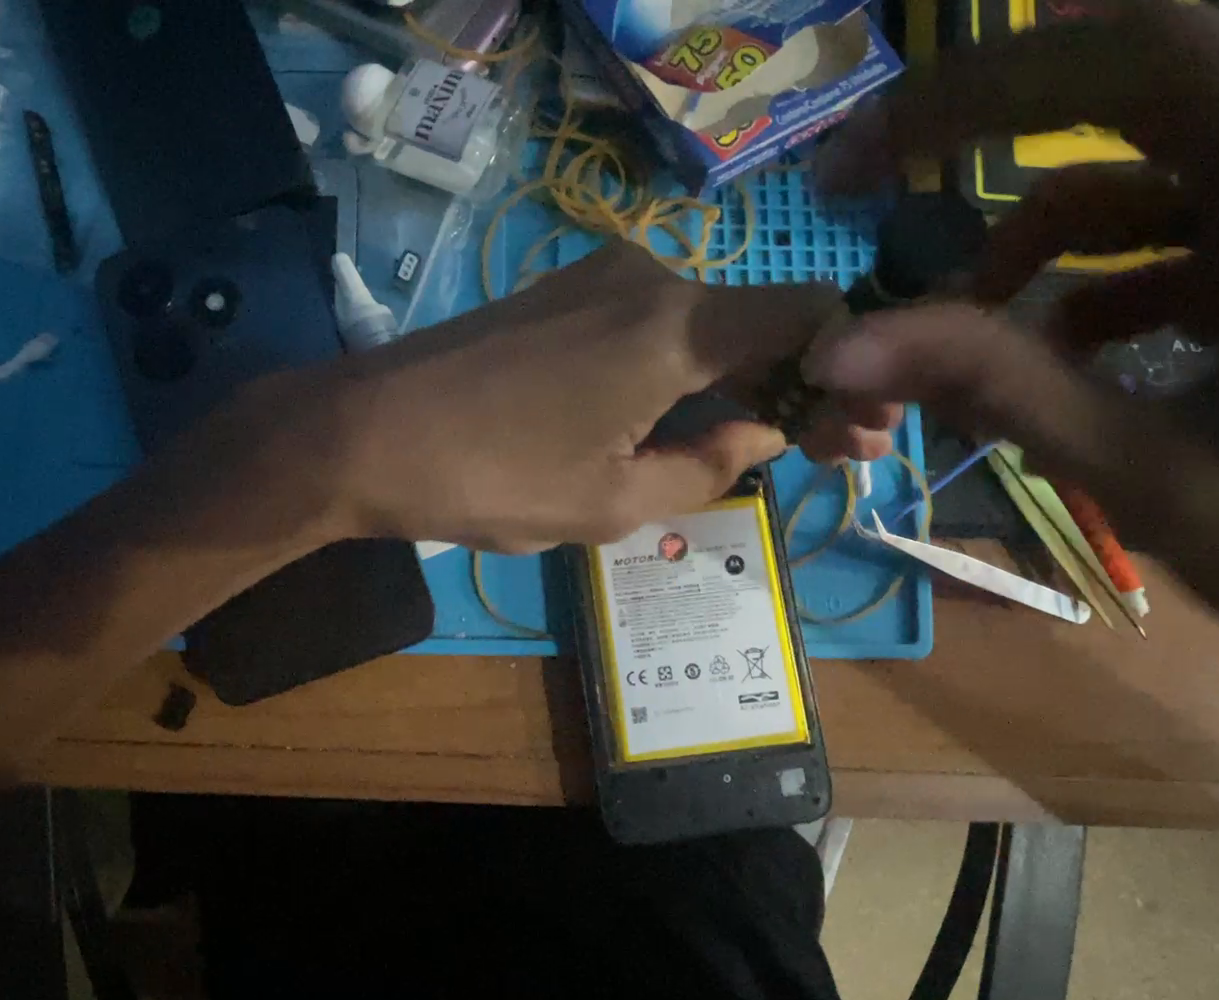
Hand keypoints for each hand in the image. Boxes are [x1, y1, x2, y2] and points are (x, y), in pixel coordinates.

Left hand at [297, 243, 893, 552]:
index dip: (848, 371)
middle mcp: (650, 279)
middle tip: (818, 454)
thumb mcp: (614, 502)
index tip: (853, 432)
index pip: (810, 316)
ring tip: (746, 448)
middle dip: (797, 384)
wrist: (364, 433)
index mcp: (677, 326)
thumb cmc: (492, 477)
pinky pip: (650, 324)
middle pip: (759, 319)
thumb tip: (765, 430)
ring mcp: (599, 278)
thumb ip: (710, 463)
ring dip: (737, 379)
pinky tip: (674, 419)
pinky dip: (681, 369)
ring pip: (703, 323)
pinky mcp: (561, 293)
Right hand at [806, 0, 1218, 705]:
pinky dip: (1098, 277)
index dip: (973, 89)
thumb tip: (834, 351)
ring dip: (1034, 242)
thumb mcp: (1165, 482)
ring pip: (1150, 168)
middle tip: (866, 197)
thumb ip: (999, 394)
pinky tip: (1063, 352)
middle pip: (1136, 94)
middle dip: (983, 146)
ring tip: (965, 330)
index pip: (1139, 63)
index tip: (853, 164)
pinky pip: (1190, 224)